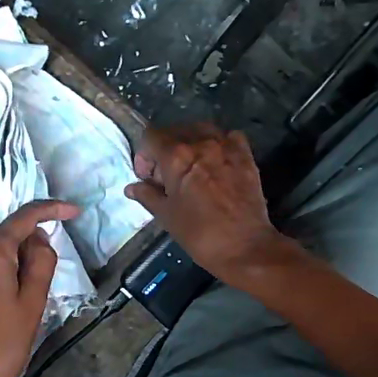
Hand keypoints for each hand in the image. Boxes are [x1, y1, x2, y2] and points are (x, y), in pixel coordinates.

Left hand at [0, 190, 80, 376]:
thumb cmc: (3, 343)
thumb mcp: (33, 302)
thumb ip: (40, 262)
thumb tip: (38, 238)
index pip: (22, 215)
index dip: (50, 208)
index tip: (71, 210)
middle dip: (0, 205)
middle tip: (26, 227)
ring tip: (20, 255)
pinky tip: (3, 274)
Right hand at [125, 124, 295, 286]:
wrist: (244, 246)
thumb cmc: (198, 233)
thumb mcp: (166, 216)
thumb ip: (147, 196)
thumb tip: (132, 188)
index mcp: (176, 156)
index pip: (151, 136)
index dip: (144, 155)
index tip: (148, 178)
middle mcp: (201, 143)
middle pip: (175, 131)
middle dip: (165, 150)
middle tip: (166, 176)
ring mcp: (226, 147)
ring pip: (201, 130)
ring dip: (190, 143)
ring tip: (190, 166)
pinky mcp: (246, 156)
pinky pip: (229, 137)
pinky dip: (219, 143)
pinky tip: (216, 161)